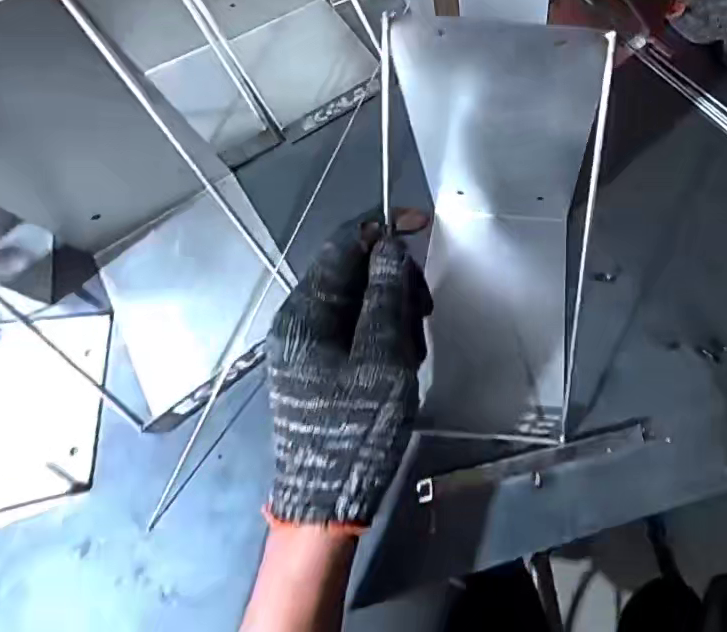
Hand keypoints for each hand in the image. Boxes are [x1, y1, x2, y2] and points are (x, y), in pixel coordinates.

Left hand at [265, 210, 431, 528]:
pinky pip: (359, 325)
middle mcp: (301, 318)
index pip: (344, 243)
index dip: (384, 225)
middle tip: (425, 311)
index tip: (423, 224)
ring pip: (362, 297)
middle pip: (356, 269)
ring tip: (411, 351)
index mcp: (307, 312)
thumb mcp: (382, 357)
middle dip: (396, 281)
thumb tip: (390, 243)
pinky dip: (386, 333)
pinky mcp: (321, 360)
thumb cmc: (356, 428)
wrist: (327, 501)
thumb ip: (385, 294)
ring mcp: (309, 341)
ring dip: (395, 311)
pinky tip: (400, 361)